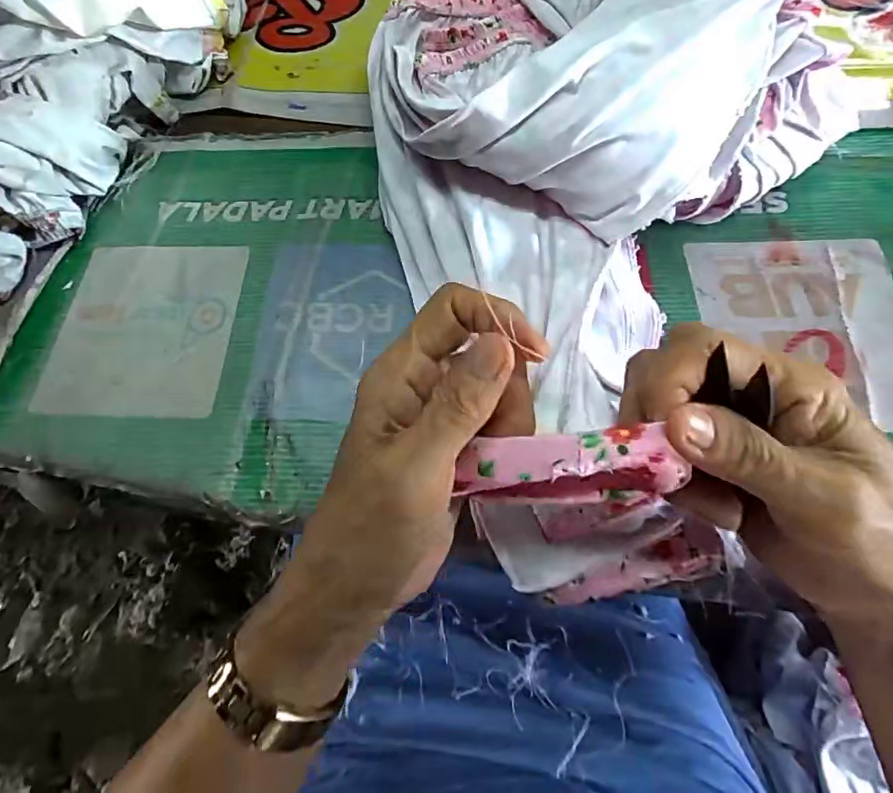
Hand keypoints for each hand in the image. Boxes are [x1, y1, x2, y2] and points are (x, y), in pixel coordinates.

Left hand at [235, 284, 545, 706]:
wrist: (358, 585)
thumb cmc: (373, 524)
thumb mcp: (417, 465)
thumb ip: (459, 404)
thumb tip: (501, 341)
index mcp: (403, 371)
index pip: (452, 308)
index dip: (495, 316)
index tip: (534, 355)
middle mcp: (424, 383)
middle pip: (490, 351)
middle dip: (507, 393)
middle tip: (489, 443)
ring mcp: (444, 416)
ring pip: (504, 392)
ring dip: (509, 428)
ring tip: (480, 470)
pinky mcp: (461, 447)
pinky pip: (503, 427)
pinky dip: (508, 449)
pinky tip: (487, 481)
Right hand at [619, 323, 892, 629]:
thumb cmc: (887, 543)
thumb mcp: (825, 498)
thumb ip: (749, 455)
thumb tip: (674, 421)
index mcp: (787, 383)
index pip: (702, 347)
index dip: (669, 379)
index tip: (665, 436)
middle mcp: (750, 394)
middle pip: (665, 367)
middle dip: (652, 413)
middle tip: (669, 467)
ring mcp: (728, 430)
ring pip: (657, 411)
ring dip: (662, 455)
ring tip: (708, 504)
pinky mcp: (712, 466)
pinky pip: (664, 455)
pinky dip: (672, 483)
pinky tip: (717, 515)